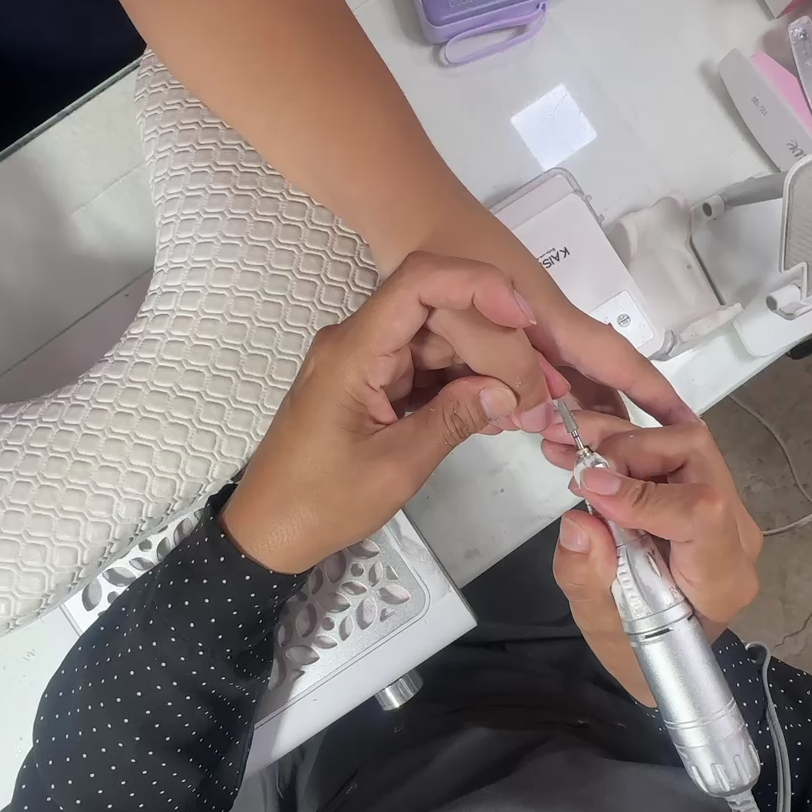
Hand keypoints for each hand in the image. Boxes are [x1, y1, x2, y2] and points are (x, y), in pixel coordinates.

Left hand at [220, 255, 558, 573]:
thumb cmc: (322, 502)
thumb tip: (508, 390)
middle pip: (439, 315)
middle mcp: (359, 342)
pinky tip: (495, 409)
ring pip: (438, 343)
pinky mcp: (373, 383)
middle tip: (541, 393)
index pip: (418, 283)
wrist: (270, 529)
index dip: (477, 285)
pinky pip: (425, 369)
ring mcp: (366, 362)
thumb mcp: (396, 466)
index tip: (524, 318)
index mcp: (354, 351)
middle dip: (496, 345)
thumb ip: (454, 419)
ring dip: (484, 369)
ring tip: (528, 406)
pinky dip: (460, 386)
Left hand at [393, 220, 694, 428]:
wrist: (406, 212)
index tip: (683, 420)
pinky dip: (529, 392)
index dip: (647, 387)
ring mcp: (519, 321)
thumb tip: (540, 406)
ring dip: (572, 405)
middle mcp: (541, 320)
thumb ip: (499, 360)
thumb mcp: (460, 313)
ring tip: (592, 441)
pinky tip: (532, 414)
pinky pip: (521, 367)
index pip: (608, 356)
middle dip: (612, 409)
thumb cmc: (434, 252)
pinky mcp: (492, 325)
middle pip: (590, 369)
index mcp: (545, 314)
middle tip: (632, 452)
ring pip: (556, 373)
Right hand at [542, 411, 762, 703]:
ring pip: (683, 438)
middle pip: (695, 456)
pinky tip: (597, 426)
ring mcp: (724, 507)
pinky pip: (677, 441)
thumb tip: (579, 521)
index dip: (641, 492)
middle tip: (579, 468)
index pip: (701, 513)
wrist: (660, 650)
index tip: (588, 488)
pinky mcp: (705, 489)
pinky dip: (636, 426)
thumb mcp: (599, 624)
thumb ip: (587, 577)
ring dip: (620, 434)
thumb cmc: (634, 646)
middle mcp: (734, 534)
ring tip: (566, 438)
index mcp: (720, 579)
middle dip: (627, 449)